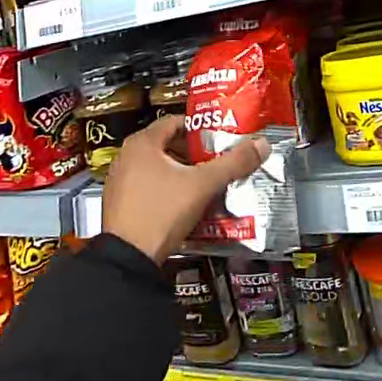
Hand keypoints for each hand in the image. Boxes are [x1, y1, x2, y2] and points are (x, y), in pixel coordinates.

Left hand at [101, 114, 268, 264]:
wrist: (129, 258)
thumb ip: (233, 163)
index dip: (201, 129)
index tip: (220, 139)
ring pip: (159, 168)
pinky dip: (168, 190)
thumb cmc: (161, 212)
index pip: (176, 122)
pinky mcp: (120, 203)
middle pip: (168, 145)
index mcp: (142, 143)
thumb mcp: (203, 185)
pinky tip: (186, 204)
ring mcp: (120, 181)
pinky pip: (149, 187)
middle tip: (218, 162)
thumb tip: (261, 145)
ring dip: (183, 173)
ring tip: (207, 184)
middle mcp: (127, 157)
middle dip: (195, 153)